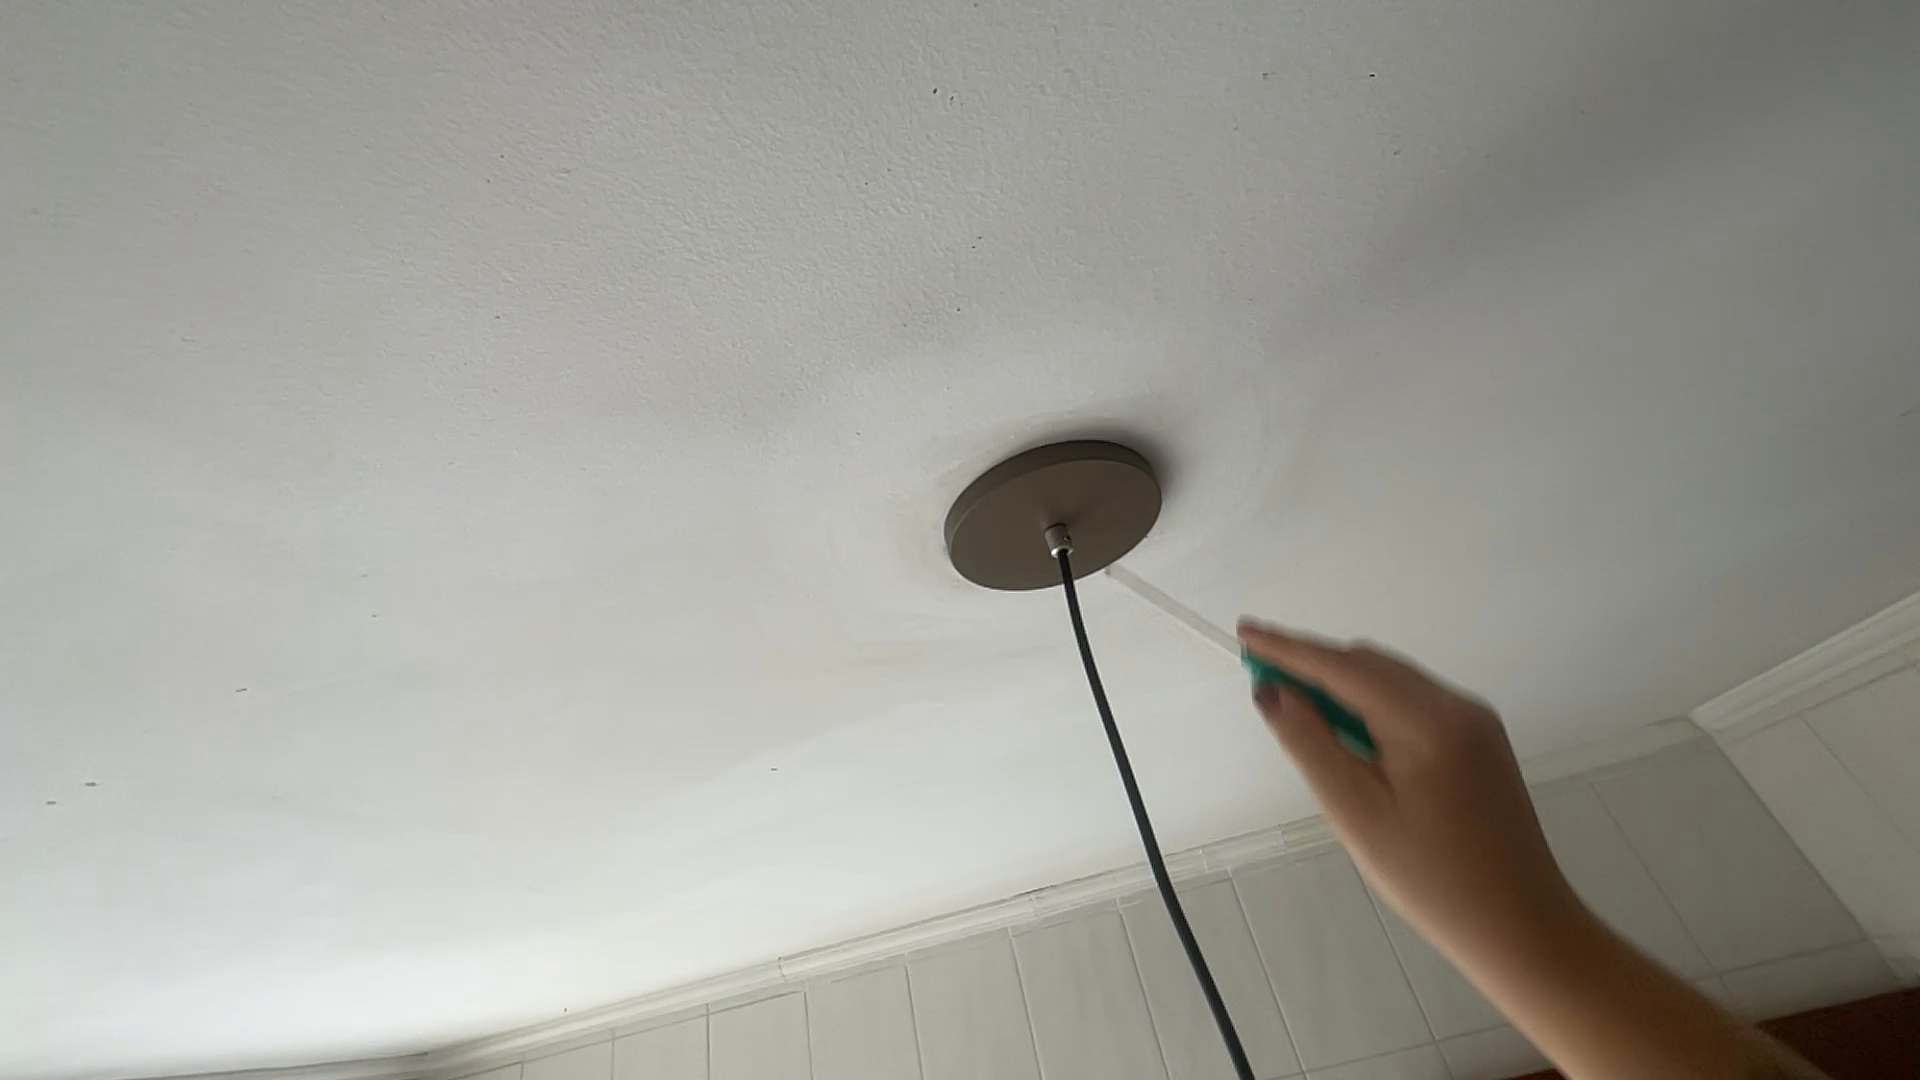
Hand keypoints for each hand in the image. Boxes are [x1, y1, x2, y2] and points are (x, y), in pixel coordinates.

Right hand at [1237, 620, 1582, 959]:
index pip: (1342, 667)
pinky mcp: (1477, 738)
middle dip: (1310, 662)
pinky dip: (1366, 700)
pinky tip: (1343, 726)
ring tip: (1292, 701)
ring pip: (1387, 678)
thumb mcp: (1354, 811)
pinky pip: (1407, 699)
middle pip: (1367, 664)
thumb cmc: (1430, 878)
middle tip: (1259, 677)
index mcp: (1428, 723)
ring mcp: (1473, 720)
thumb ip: (1308, 742)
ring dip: (1337, 681)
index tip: (1244, 632)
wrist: (1524, 930)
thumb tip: (1271, 692)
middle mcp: (1456, 706)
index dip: (1287, 648)